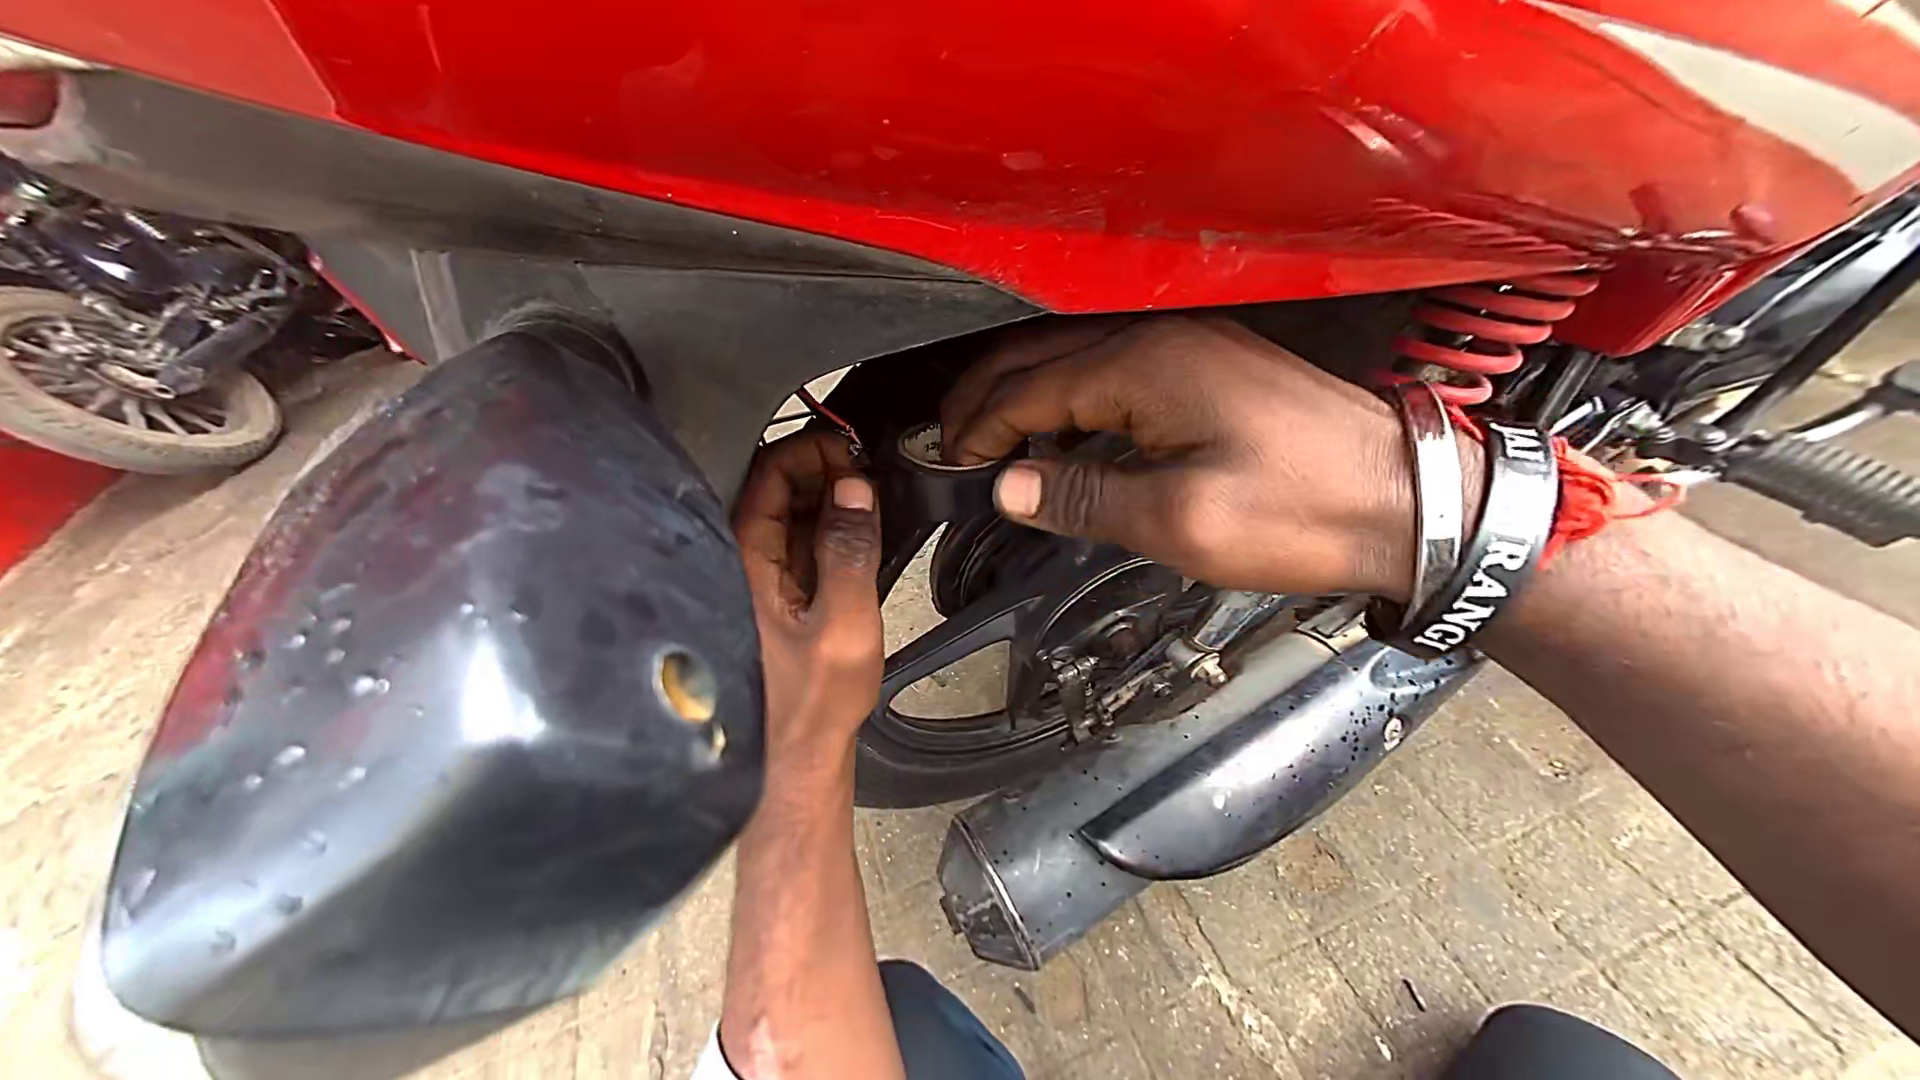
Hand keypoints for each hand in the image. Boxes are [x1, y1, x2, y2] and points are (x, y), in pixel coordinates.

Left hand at [731, 432, 883, 788]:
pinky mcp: (781, 599)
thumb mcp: (842, 626)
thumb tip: (856, 491)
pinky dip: (832, 531)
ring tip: (870, 504)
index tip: (852, 454)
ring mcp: (762, 581)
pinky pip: (803, 546)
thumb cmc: (807, 709)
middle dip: (825, 472)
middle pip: (776, 489)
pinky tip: (859, 535)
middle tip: (868, 479)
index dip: (811, 453)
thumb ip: (849, 553)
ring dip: (831, 501)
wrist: (796, 762)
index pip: (767, 475)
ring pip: (792, 516)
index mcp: (743, 562)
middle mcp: (742, 565)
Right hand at [942, 316, 1476, 601]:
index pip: (1031, 390)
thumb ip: (1084, 497)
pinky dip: (1067, 399)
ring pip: (1072, 359)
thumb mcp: (1180, 521)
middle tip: (953, 444)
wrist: (1408, 500)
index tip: (955, 464)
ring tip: (990, 437)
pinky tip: (1057, 428)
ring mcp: (1185, 347)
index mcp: (1145, 367)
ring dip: (1022, 395)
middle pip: (1040, 357)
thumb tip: (1008, 488)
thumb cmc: (1301, 513)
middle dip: (986, 399)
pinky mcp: (1204, 368)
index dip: (983, 429)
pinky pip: (1110, 371)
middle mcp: (1159, 339)